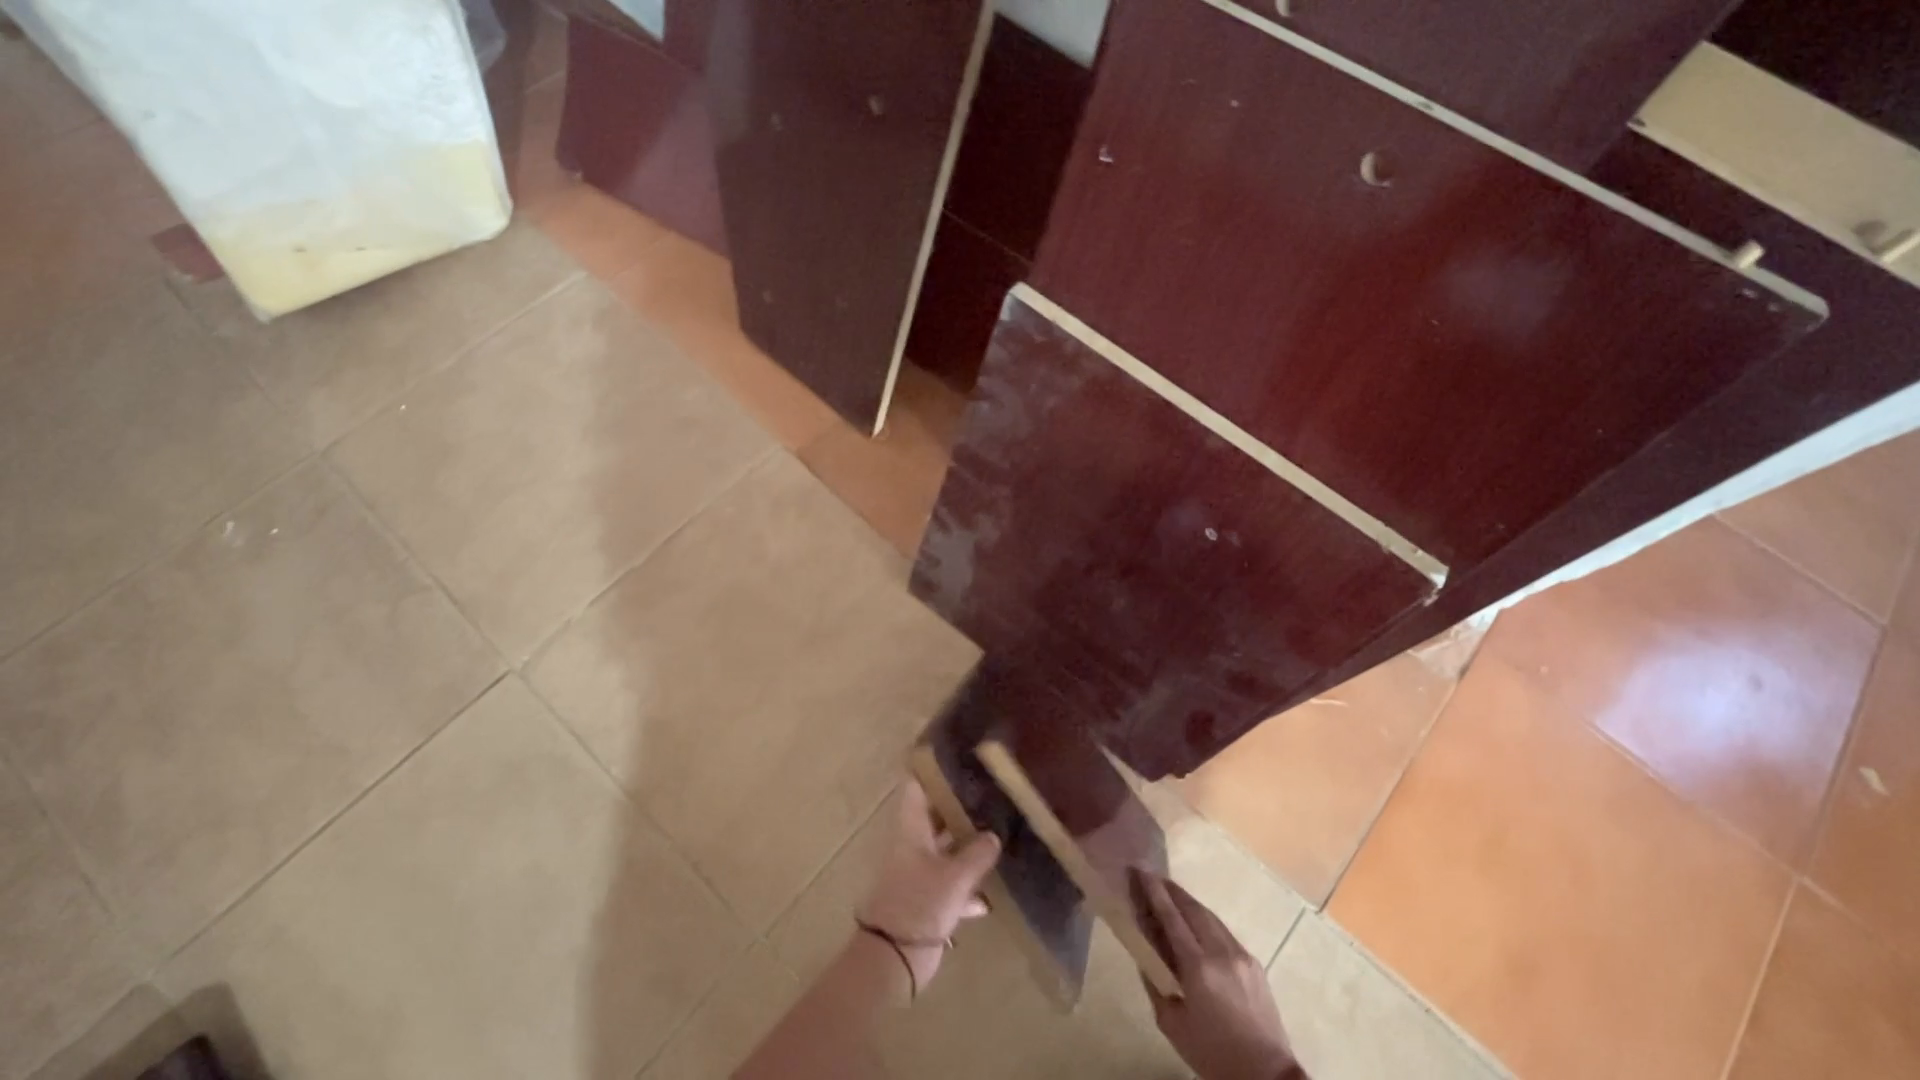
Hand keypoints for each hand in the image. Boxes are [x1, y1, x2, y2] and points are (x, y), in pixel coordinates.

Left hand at [857, 780, 1000, 989]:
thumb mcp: (956, 876)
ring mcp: (917, 873)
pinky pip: (950, 885)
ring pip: (945, 851)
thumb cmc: (921, 903)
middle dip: (962, 810)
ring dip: (968, 849)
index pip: (918, 787)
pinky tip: (990, 896)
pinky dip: (967, 888)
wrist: (894, 957)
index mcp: (912, 829)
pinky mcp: (925, 901)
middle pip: (936, 818)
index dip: (935, 771)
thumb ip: (978, 853)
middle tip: (993, 798)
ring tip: (1000, 838)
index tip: (960, 759)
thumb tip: (993, 836)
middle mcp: (912, 845)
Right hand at [1136, 871, 1302, 1079]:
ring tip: (1172, 895)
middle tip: (1153, 877)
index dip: (1154, 893)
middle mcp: (1221, 952)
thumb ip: (1156, 984)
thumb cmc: (1211, 1053)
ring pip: (1211, 918)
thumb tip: (1146, 955)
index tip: (1141, 872)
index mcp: (1198, 967)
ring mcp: (1242, 956)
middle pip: (1194, 910)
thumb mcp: (1172, 1023)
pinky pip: (1224, 933)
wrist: (1265, 1074)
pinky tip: (1197, 925)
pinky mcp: (1255, 965)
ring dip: (1190, 904)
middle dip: (1172, 891)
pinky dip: (1206, 922)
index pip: (1172, 918)